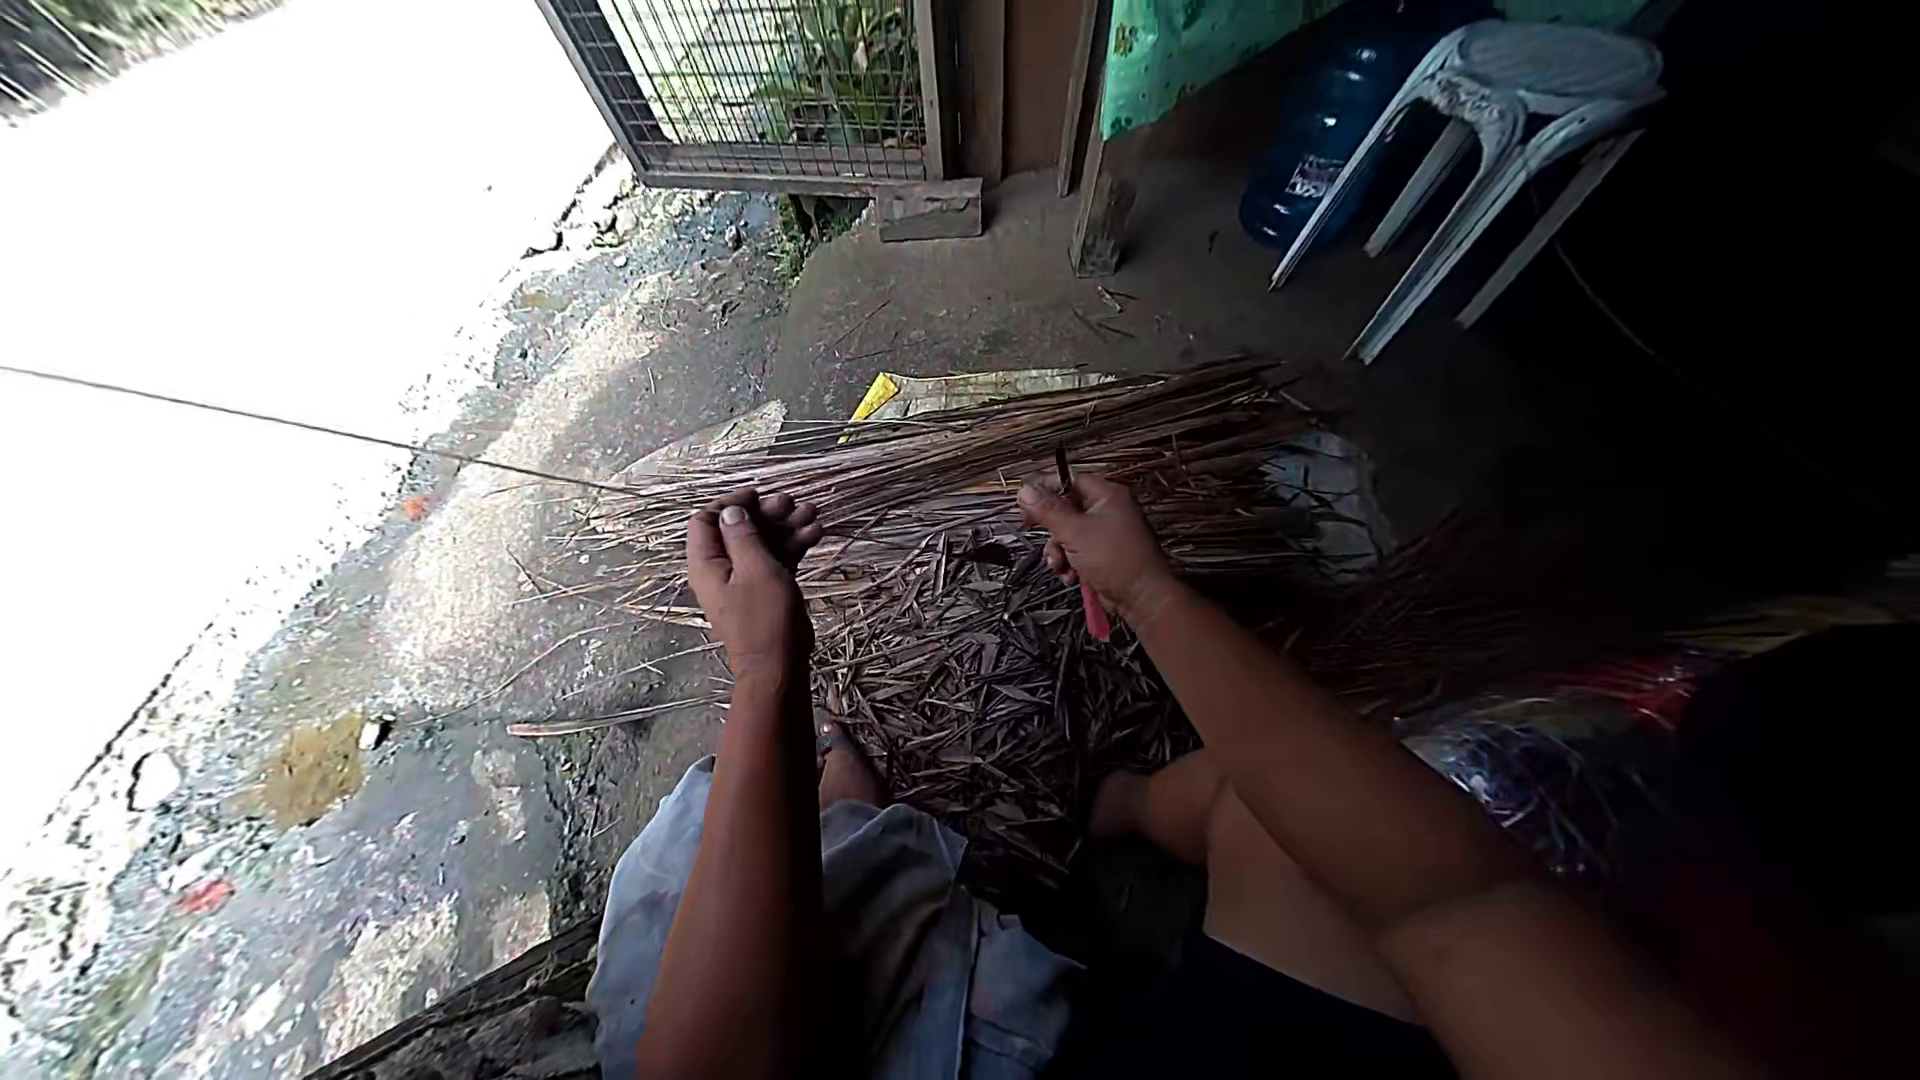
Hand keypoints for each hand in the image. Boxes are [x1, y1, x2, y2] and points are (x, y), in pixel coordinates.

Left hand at [687, 489, 823, 682]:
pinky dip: (794, 545)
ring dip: (787, 526)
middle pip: (740, 528)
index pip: (706, 520)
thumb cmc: (764, 618)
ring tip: (813, 514)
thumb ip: (743, 536)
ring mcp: (746, 579)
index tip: (758, 495)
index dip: (730, 503)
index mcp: (707, 564)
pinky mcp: (767, 589)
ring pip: (763, 542)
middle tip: (792, 503)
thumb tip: (732, 511)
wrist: (780, 665)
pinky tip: (816, 534)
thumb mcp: (756, 570)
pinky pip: (777, 559)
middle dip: (767, 513)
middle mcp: (722, 569)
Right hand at [1016, 472, 1177, 623]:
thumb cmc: (1115, 559)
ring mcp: (1104, 533)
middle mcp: (1106, 510)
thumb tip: (1025, 490)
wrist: (1140, 596)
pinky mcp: (1101, 553)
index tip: (1025, 501)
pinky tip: (1069, 575)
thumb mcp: (1075, 532)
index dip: (1045, 489)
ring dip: (1057, 550)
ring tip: (1059, 564)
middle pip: (1065, 509)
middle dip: (1051, 529)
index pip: (1069, 481)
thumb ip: (1048, 510)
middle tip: (1034, 530)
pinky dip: (1068, 562)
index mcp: (1106, 495)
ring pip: (1067, 533)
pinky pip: (1075, 551)